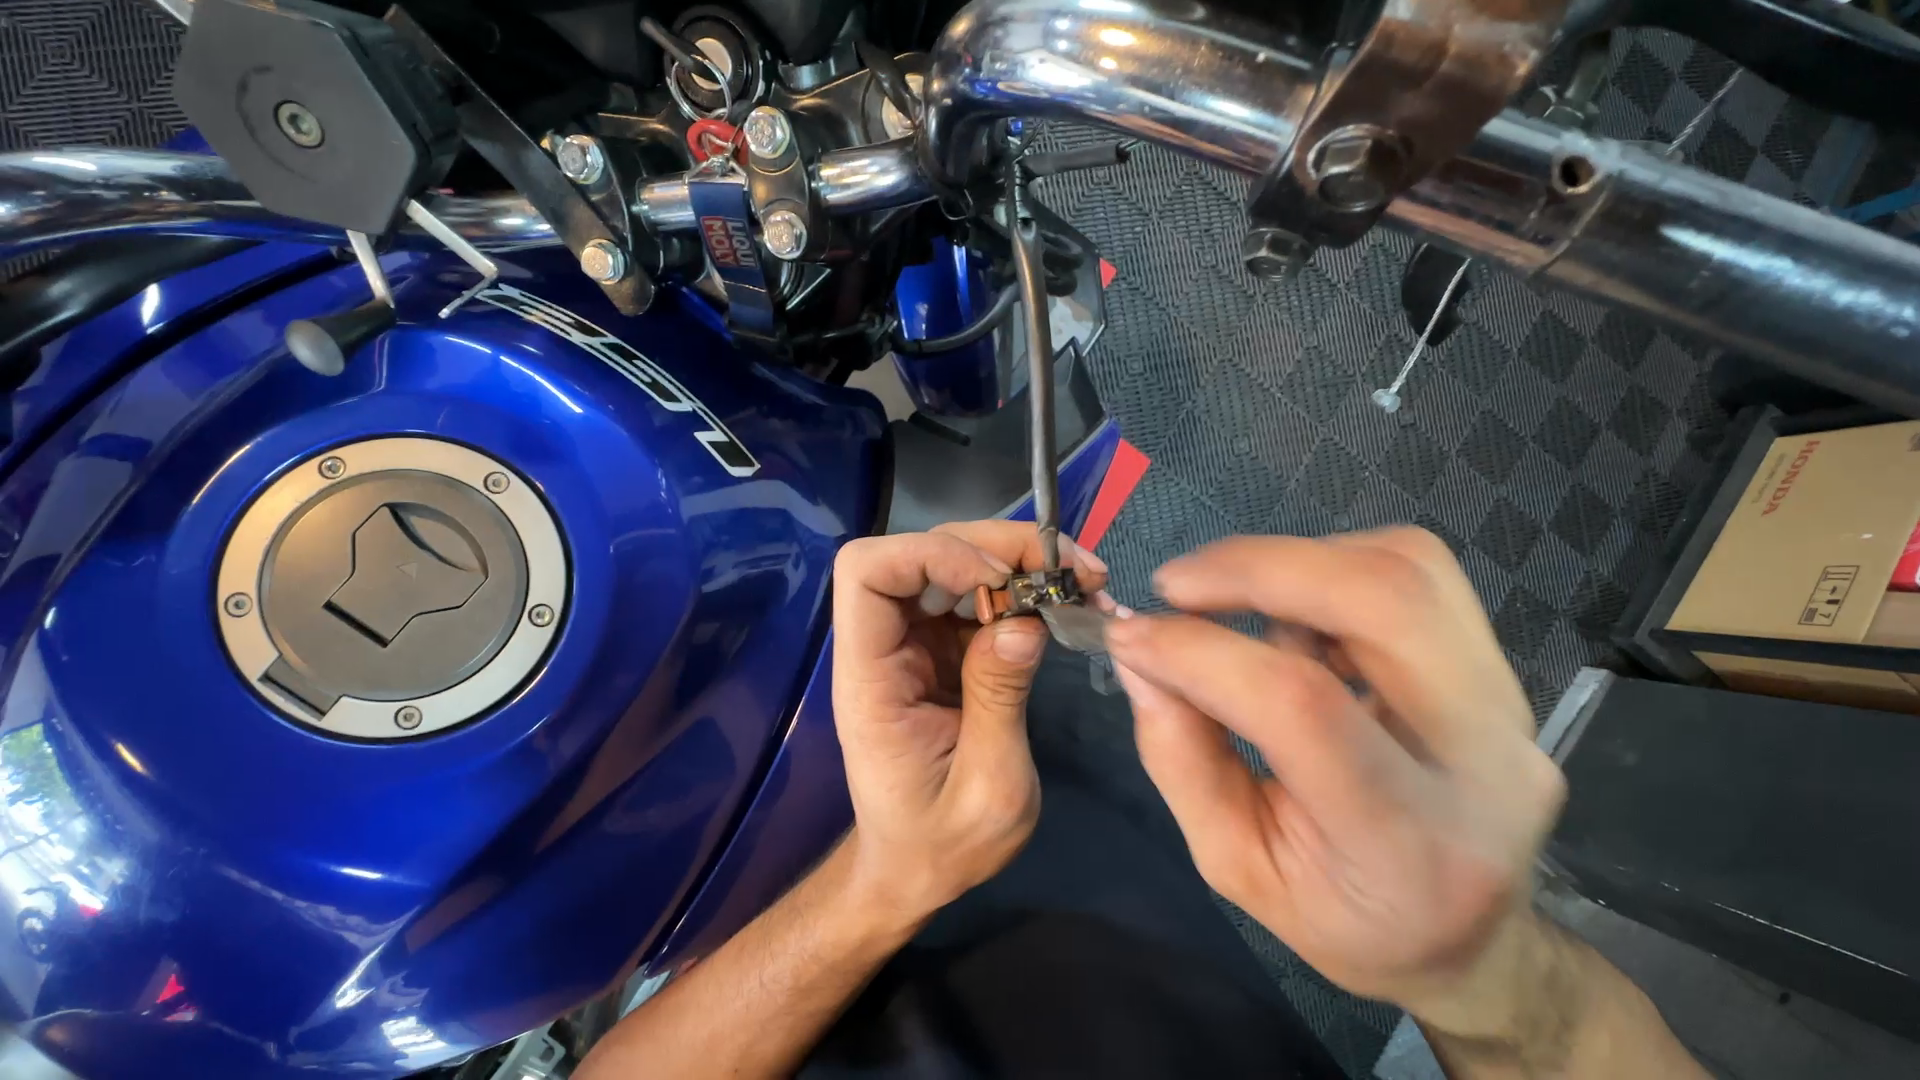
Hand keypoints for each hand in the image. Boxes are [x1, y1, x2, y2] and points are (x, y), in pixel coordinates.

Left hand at [831, 521, 1107, 921]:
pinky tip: (1068, 602)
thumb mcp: (988, 787)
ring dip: (1020, 562)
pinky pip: (979, 596)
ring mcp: (915, 642)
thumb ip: (999, 699)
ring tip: (1085, 582)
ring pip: (955, 564)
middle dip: (998, 547)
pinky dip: (1025, 589)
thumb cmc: (942, 845)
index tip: (1001, 581)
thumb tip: (1025, 619)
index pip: (868, 574)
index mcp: (871, 679)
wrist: (918, 870)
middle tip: (1076, 568)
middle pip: (921, 553)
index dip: (931, 554)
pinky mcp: (944, 648)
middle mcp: (886, 646)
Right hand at [1104, 529, 1565, 1038]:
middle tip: (1175, 585)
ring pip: (1406, 566)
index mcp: (1406, 838)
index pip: (1300, 705)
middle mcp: (1481, 756)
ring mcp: (1507, 701)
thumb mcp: (1232, 862)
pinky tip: (1295, 613)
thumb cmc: (1341, 915)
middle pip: (1383, 599)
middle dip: (1257, 567)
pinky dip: (1332, 566)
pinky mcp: (1501, 667)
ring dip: (1294, 562)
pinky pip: (1416, 570)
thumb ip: (1179, 756)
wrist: (1468, 934)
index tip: (1130, 637)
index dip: (1199, 653)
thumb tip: (1137, 653)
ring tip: (1233, 603)